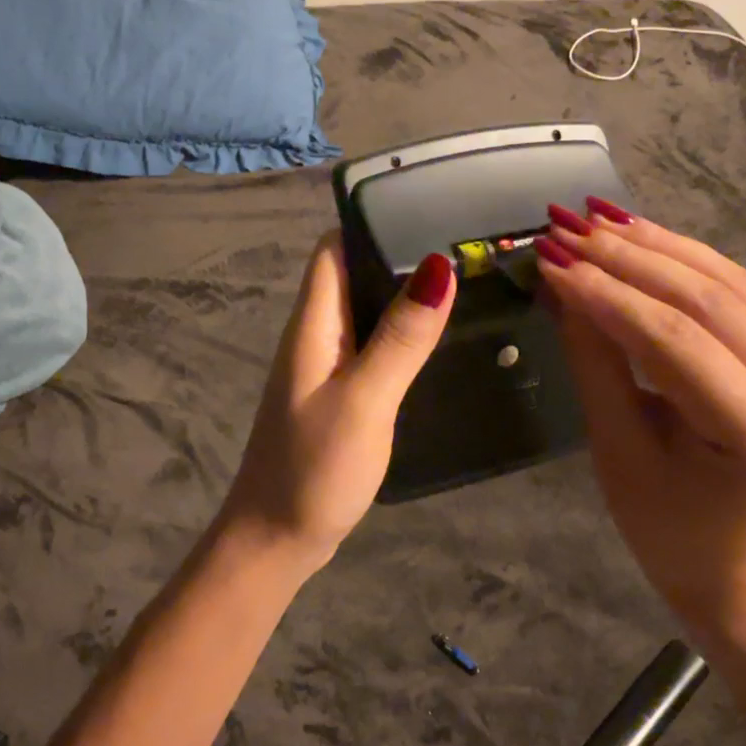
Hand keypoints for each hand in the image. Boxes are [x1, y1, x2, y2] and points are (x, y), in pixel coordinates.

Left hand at [221, 232, 455, 571]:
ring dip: (405, 296)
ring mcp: (326, 369)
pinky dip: (403, 336)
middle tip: (468, 243)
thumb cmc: (314, 468)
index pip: (332, 249)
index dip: (371, 221)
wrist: (276, 539)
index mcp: (313, 326)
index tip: (428, 205)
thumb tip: (438, 264)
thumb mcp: (364, 399)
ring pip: (365, 313)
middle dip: (399, 255)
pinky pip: (372, 348)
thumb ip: (400, 337)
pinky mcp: (340, 397)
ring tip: (468, 282)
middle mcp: (316, 337)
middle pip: (352, 276)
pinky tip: (440, 342)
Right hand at [533, 199, 745, 631]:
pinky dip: (683, 258)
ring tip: (594, 219)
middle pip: (710, 301)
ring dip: (655, 246)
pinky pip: (739, 292)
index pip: (677, 342)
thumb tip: (563, 284)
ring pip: (729, 283)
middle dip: (629, 258)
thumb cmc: (664, 525)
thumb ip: (595, 362)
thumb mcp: (617, 451)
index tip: (550, 260)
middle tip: (565, 227)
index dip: (607, 295)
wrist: (732, 562)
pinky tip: (638, 235)